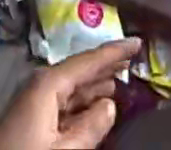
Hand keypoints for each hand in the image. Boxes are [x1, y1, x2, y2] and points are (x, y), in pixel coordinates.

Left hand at [0, 38, 140, 149]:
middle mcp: (41, 84)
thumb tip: (110, 103)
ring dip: (96, 83)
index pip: (87, 62)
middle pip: (80, 70)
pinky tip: (97, 106)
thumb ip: (89, 128)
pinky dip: (84, 101)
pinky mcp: (32, 118)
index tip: (137, 41)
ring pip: (73, 87)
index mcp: (48, 83)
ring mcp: (35, 101)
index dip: (114, 51)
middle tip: (134, 57)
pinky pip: (65, 103)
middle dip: (106, 64)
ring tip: (121, 78)